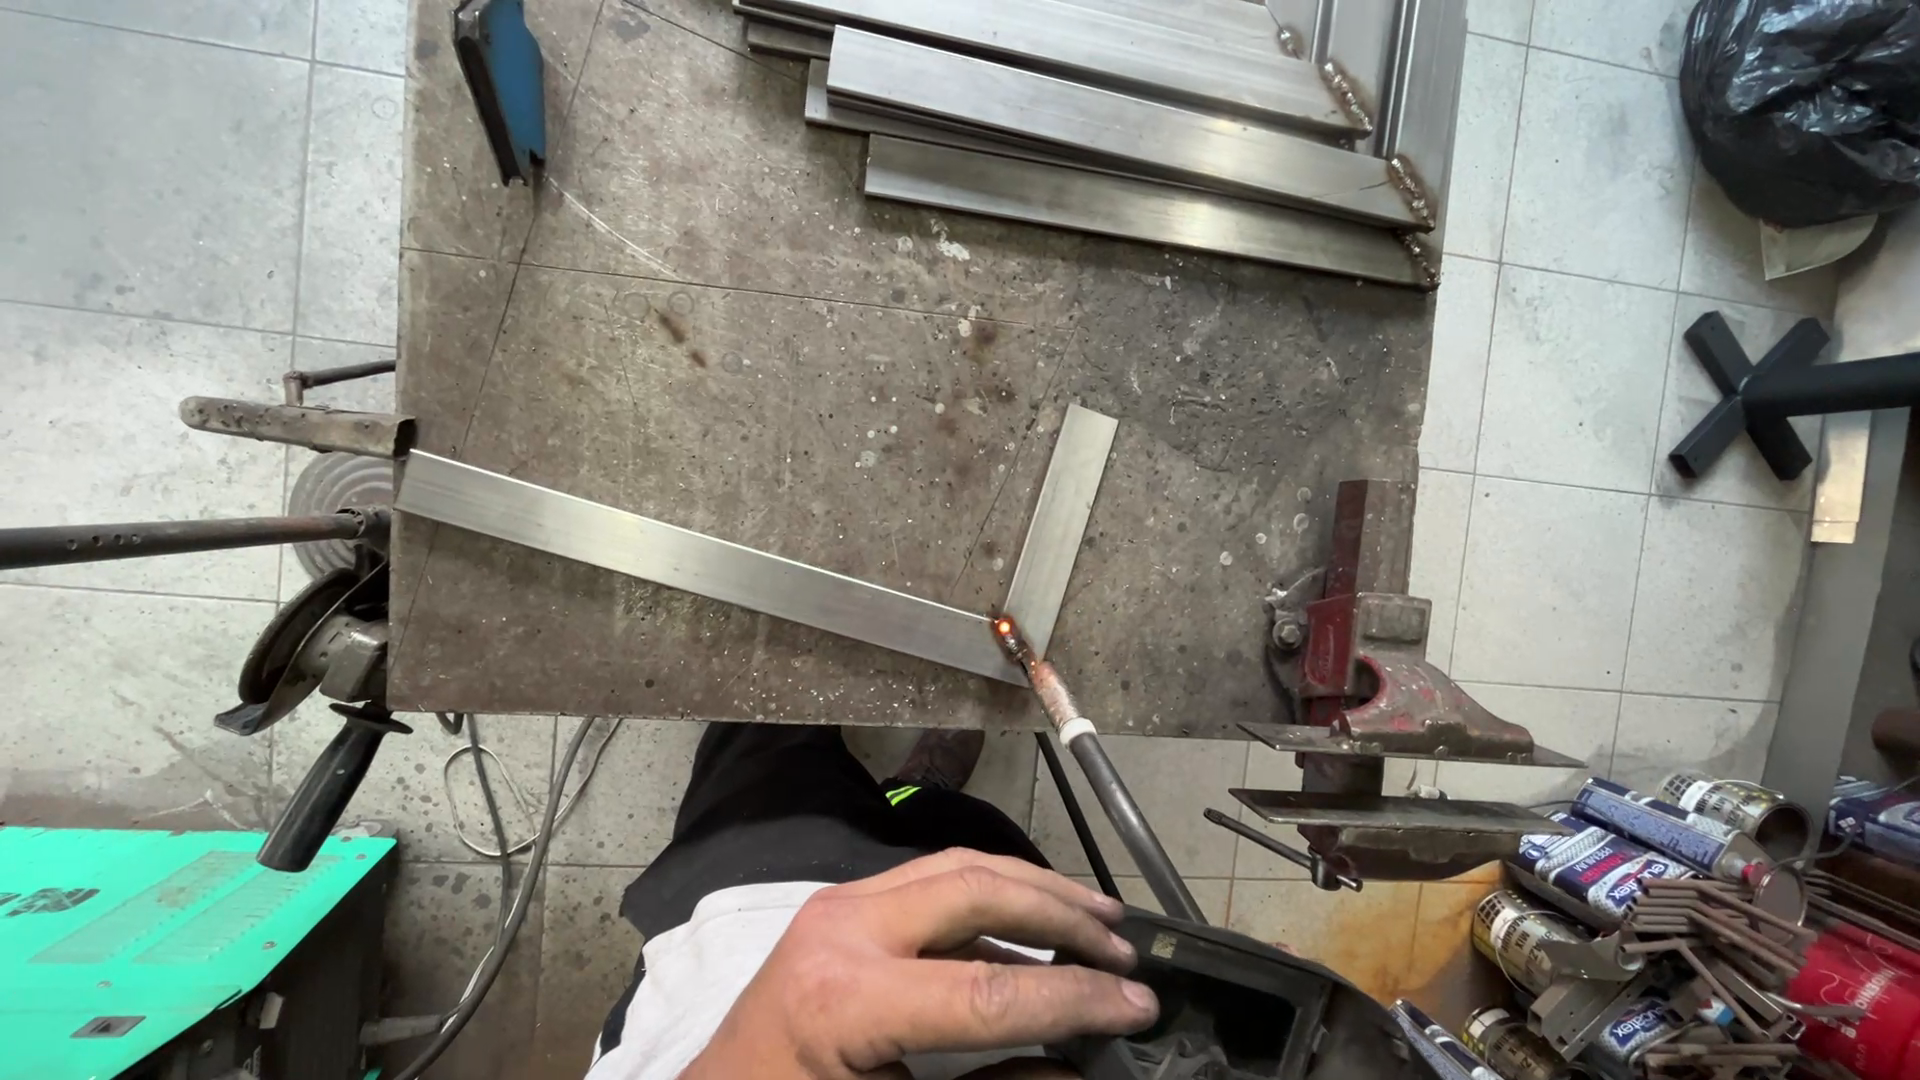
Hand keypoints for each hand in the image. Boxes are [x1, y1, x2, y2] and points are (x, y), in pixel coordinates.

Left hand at [681, 849, 1158, 1079]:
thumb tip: (1076, 1065)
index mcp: (845, 999)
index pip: (985, 990)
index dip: (1073, 998)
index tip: (1138, 1002)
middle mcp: (842, 928)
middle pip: (974, 888)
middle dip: (1057, 911)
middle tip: (1121, 940)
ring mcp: (838, 904)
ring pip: (954, 864)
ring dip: (1029, 885)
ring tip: (1092, 911)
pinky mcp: (841, 903)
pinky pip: (929, 879)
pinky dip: (990, 892)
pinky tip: (1029, 920)